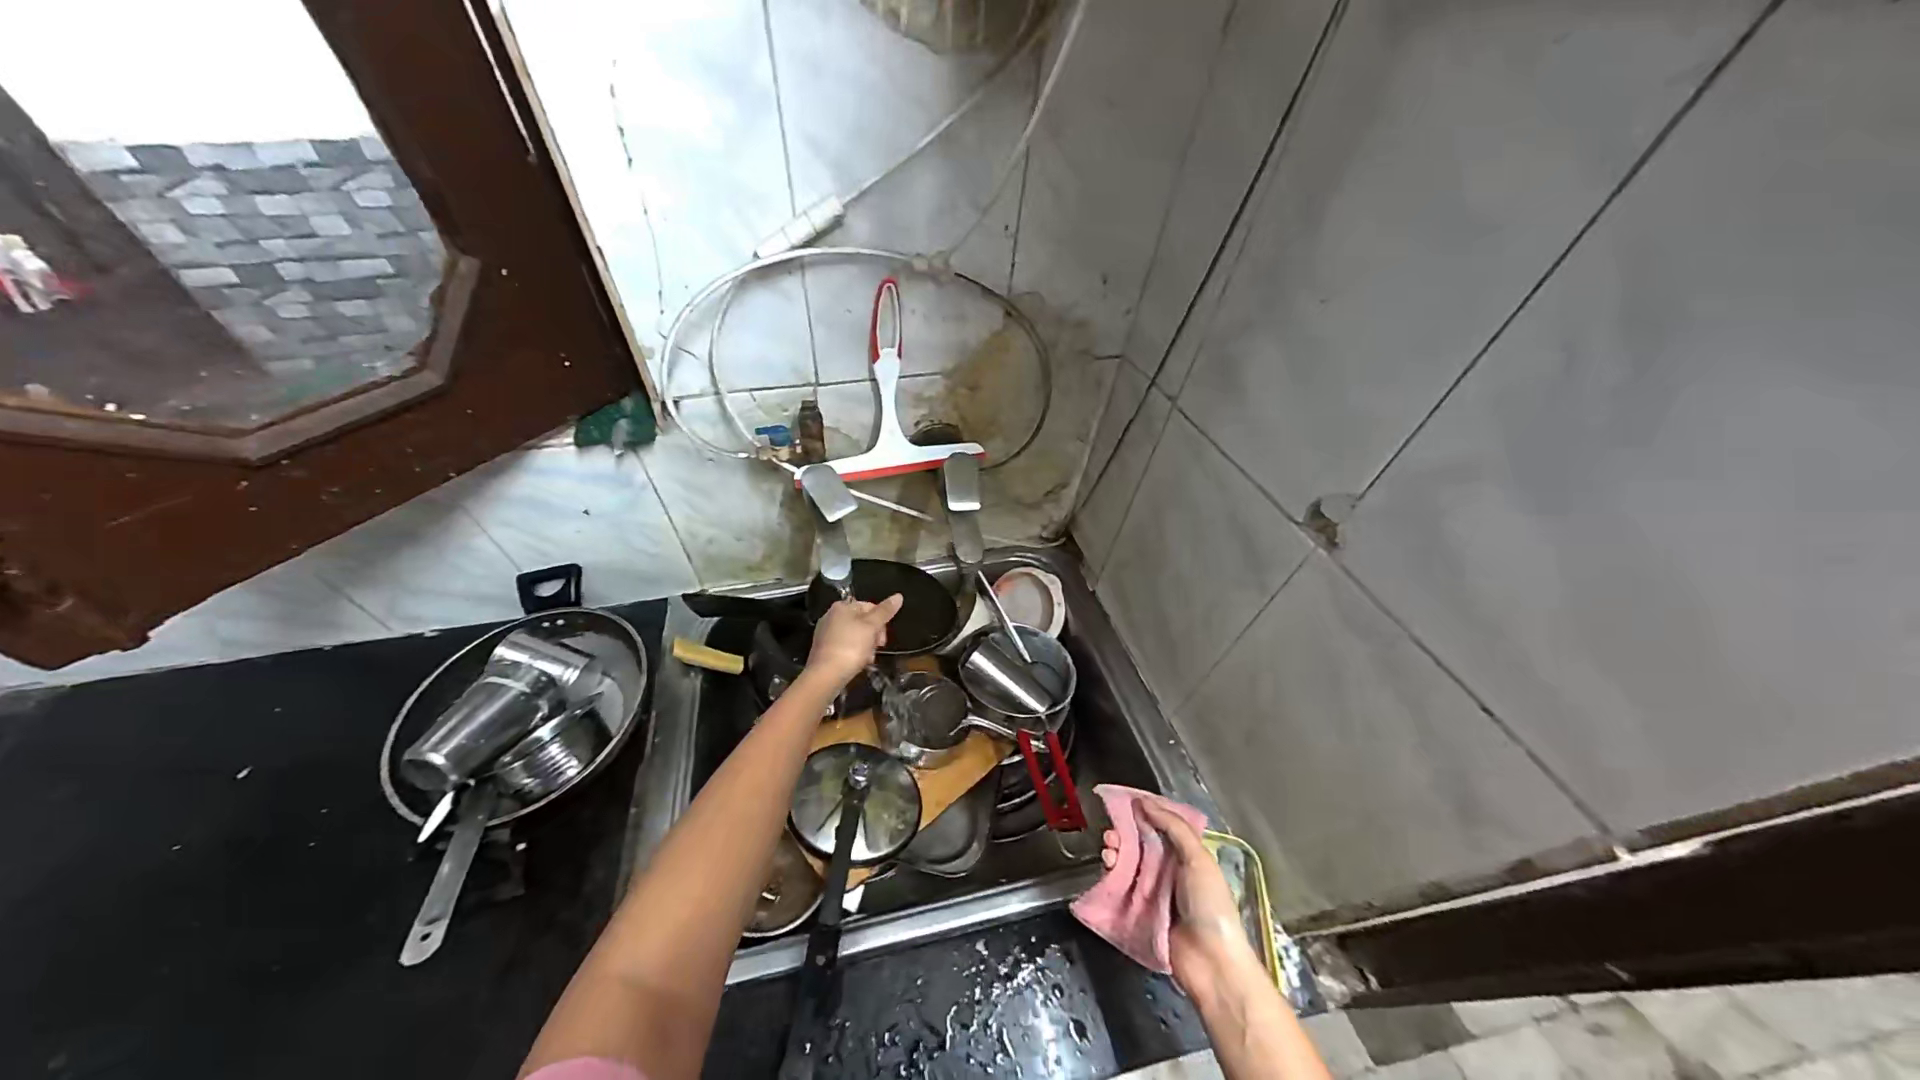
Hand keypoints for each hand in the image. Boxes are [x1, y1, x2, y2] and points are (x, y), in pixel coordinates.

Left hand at [805, 594, 903, 683]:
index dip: (881, 621)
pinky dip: (854, 653)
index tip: (883, 638)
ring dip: (866, 646)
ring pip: (855, 635)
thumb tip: (898, 596)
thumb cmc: (851, 646)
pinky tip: (858, 663)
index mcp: (842, 606)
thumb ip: (885, 611)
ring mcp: (826, 633)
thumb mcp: (872, 626)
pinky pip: (845, 646)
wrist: (826, 674)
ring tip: (867, 658)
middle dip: (873, 635)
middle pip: (862, 621)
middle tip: (877, 648)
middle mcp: (831, 616)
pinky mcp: (824, 649)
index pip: (870, 606)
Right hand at [1104, 800, 1258, 996]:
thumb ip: (1174, 827)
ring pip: (1128, 862)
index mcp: (1187, 855)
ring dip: (1116, 851)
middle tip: (1112, 830)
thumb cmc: (1210, 906)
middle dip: (1124, 832)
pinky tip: (1107, 865)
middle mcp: (1169, 870)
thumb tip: (1144, 802)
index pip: (1162, 826)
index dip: (1144, 813)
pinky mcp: (1139, 910)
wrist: (1210, 962)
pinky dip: (1111, 873)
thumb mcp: (1198, 859)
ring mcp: (1153, 891)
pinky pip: (1122, 886)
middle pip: (1141, 844)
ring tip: (1108, 848)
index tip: (1124, 802)